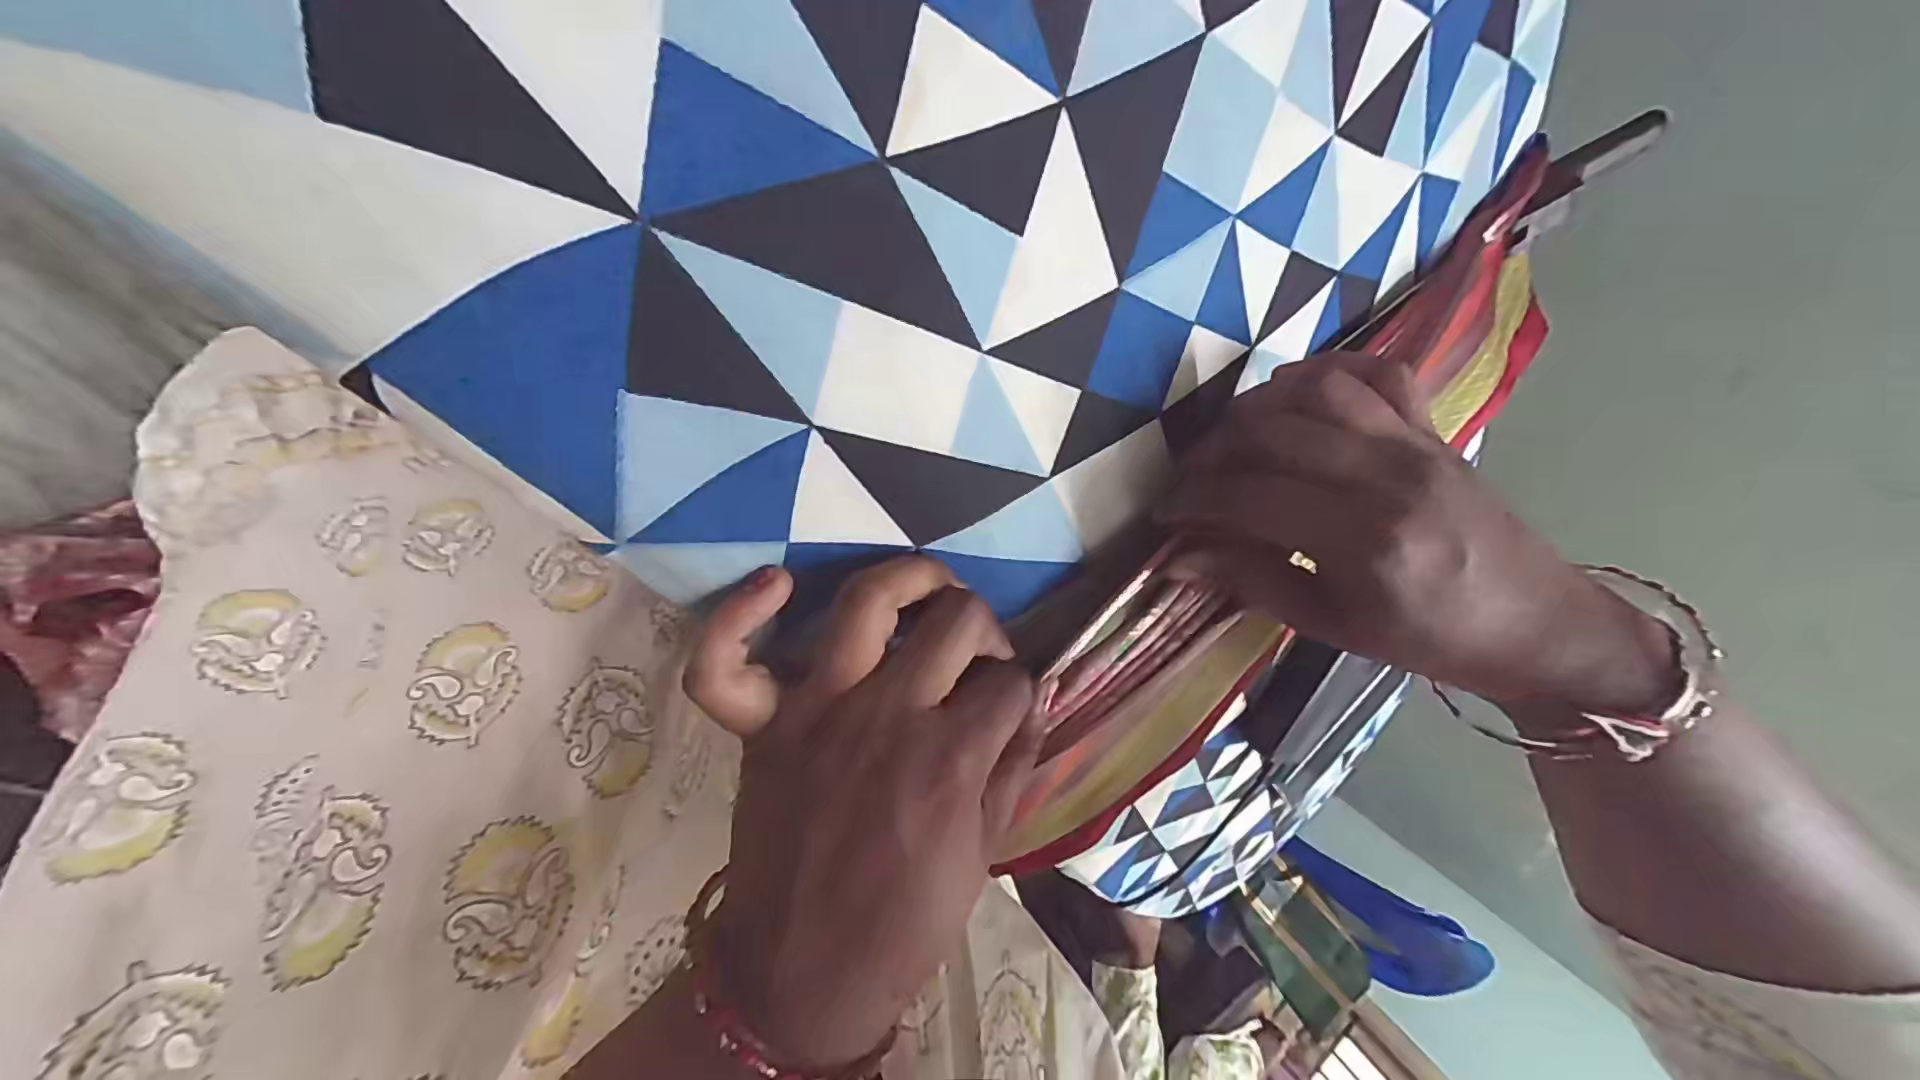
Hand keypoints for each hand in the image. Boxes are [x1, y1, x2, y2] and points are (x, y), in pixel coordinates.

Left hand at [683, 557, 1043, 1067]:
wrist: (802, 972)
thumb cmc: (904, 921)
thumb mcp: (984, 854)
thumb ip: (1015, 765)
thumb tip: (1035, 696)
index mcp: (951, 759)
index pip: (1010, 681)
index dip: (1018, 689)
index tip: (1007, 706)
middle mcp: (889, 715)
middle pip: (957, 621)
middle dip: (983, 628)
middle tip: (975, 654)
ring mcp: (819, 710)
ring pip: (869, 600)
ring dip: (911, 576)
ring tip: (930, 584)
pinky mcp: (765, 723)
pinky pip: (727, 660)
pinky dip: (742, 613)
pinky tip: (780, 583)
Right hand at [1159, 352, 1675, 715]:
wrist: (1535, 624)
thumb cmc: (1425, 638)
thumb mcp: (1326, 623)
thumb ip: (1247, 579)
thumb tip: (1175, 558)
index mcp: (1361, 539)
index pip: (1250, 495)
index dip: (1194, 498)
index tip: (1165, 510)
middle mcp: (1387, 476)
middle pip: (1274, 431)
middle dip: (1213, 450)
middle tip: (1191, 476)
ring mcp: (1415, 443)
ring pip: (1317, 389)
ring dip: (1258, 404)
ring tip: (1232, 435)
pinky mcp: (1433, 429)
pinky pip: (1377, 373)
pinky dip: (1326, 370)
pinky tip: (1294, 391)